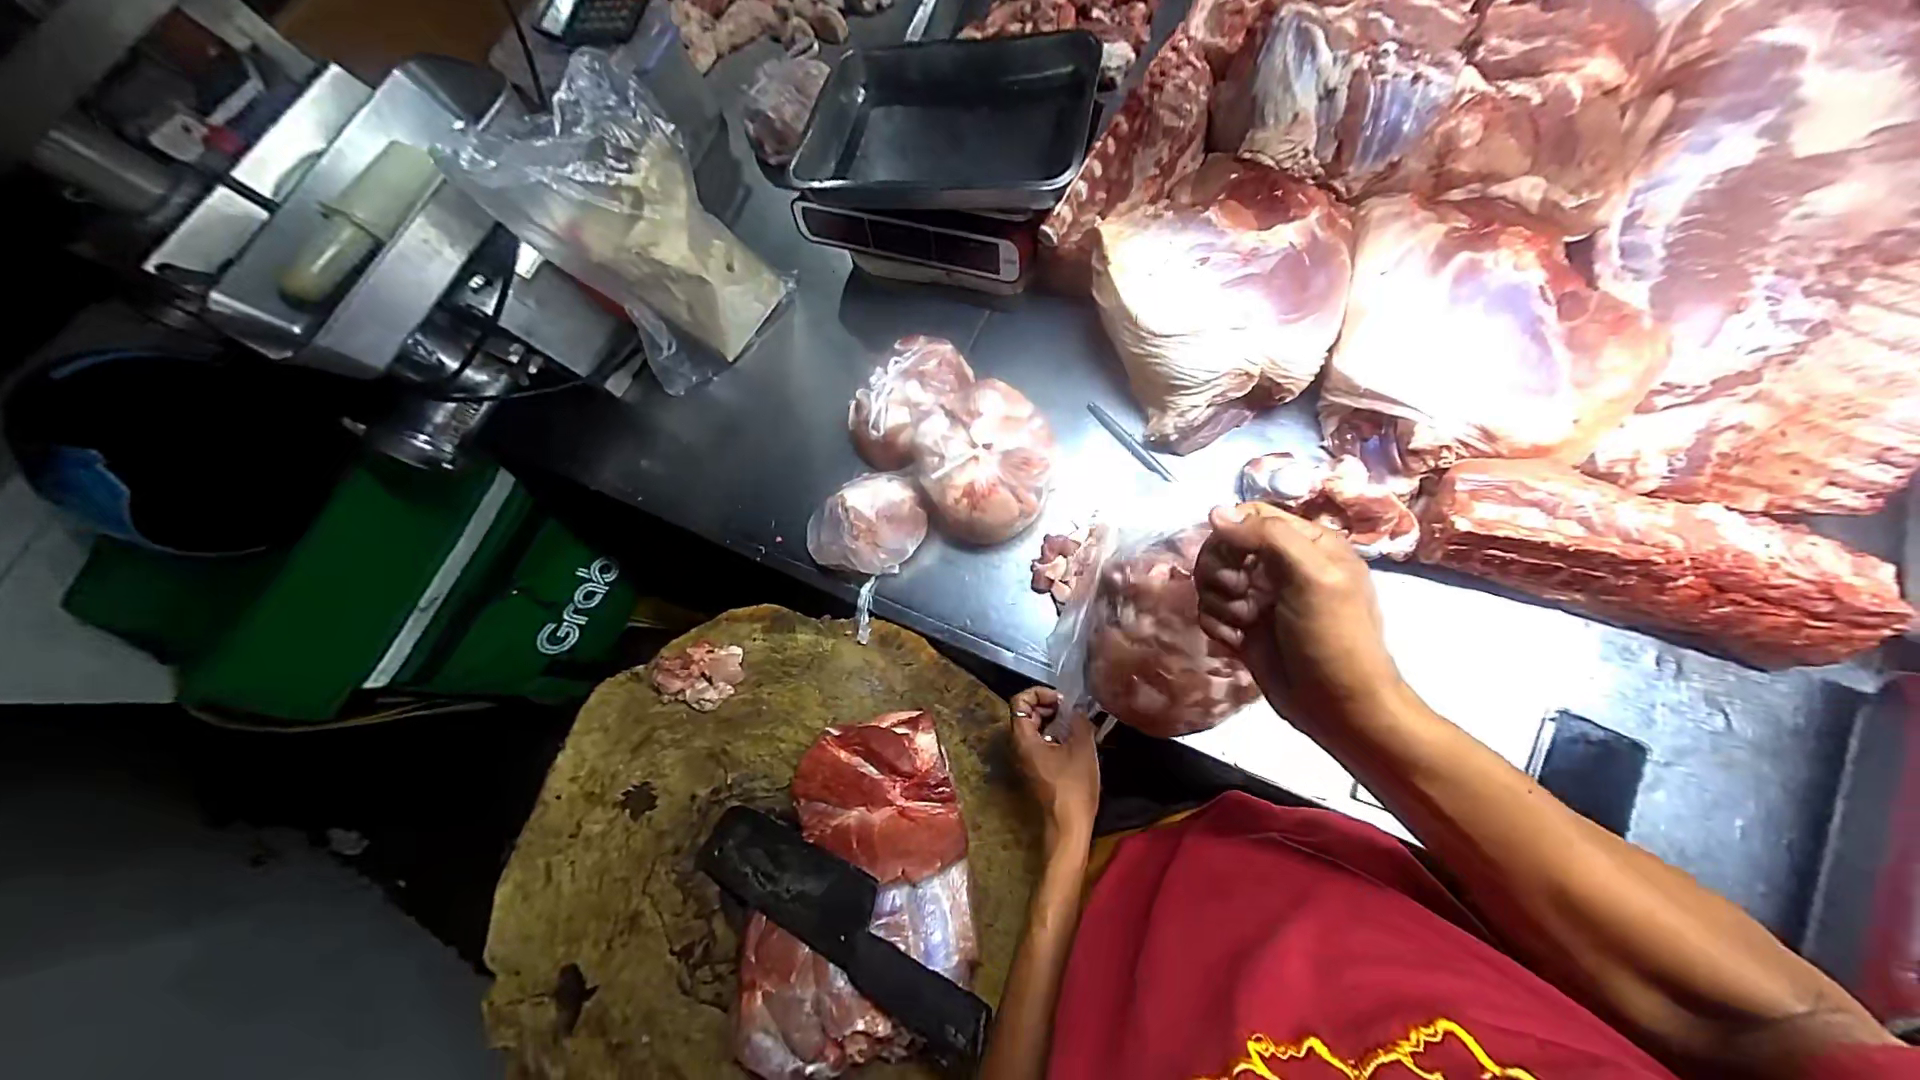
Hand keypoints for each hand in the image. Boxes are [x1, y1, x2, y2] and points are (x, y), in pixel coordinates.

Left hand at [1008, 687, 1099, 850]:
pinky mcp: (1035, 769)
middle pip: (1025, 712)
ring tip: (1075, 723)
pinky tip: (1073, 739)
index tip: (1062, 700)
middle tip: (1070, 709)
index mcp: (1023, 738)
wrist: (1069, 825)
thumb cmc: (1073, 786)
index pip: (1019, 701)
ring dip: (1052, 719)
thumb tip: (1077, 708)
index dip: (1039, 693)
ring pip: (1033, 728)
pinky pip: (1039, 742)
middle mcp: (1018, 746)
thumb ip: (1079, 721)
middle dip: (1047, 705)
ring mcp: (1025, 759)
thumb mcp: (1082, 748)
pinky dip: (1053, 734)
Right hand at [1194, 502, 1403, 728]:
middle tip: (1239, 593)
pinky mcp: (1243, 626)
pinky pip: (1210, 610)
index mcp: (1307, 543)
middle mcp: (1280, 565)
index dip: (1232, 534)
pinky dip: (1217, 624)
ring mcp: (1260, 597)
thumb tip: (1215, 512)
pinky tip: (1236, 642)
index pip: (1251, 516)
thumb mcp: (1312, 576)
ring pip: (1211, 579)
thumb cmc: (1332, 636)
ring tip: (1244, 623)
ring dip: (1219, 601)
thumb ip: (1266, 536)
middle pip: (1224, 546)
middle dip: (1221, 571)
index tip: (1235, 562)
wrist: (1337, 705)